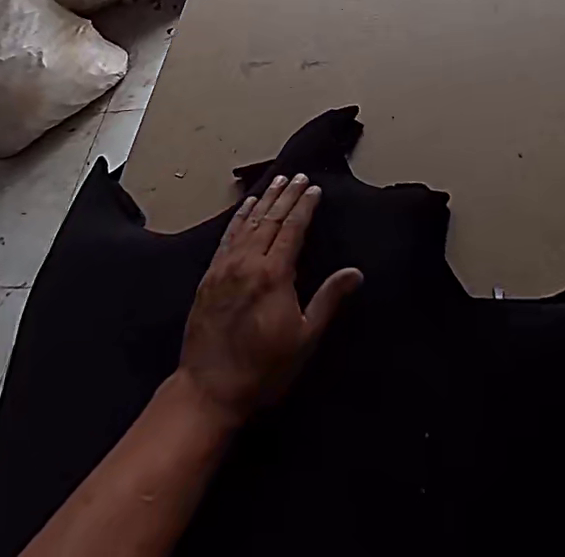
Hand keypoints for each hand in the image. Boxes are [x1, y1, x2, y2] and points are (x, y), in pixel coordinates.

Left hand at [174, 174, 362, 424]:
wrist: (210, 387)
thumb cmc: (264, 369)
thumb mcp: (305, 338)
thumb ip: (329, 299)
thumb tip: (355, 273)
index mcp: (273, 274)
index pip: (292, 229)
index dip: (304, 206)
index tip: (313, 189)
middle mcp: (248, 262)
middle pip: (270, 219)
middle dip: (287, 196)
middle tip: (298, 176)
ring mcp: (225, 267)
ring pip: (248, 223)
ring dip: (264, 200)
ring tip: (277, 181)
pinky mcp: (210, 276)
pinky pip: (227, 236)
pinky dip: (239, 217)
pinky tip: (245, 207)